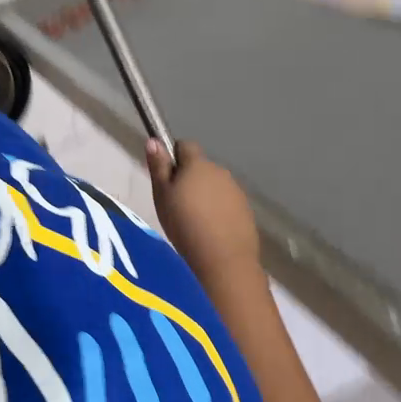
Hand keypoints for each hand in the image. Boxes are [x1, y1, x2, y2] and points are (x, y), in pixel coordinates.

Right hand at [146, 139, 260, 277]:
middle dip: (190, 178)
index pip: (185, 145)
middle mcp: (220, 172)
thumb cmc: (185, 224)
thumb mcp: (161, 196)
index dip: (174, 157)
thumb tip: (153, 140)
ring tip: (195, 220)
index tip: (168, 178)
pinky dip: (219, 210)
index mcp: (197, 164)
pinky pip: (227, 203)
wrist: (224, 261)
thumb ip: (158, 167)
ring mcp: (236, 192)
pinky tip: (212, 230)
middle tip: (177, 203)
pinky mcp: (247, 211)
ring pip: (214, 185)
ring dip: (205, 194)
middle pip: (200, 167)